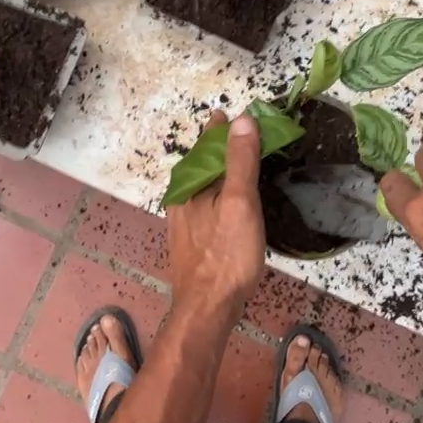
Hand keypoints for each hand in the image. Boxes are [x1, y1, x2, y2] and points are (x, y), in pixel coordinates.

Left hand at [165, 110, 265, 319]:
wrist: (207, 307)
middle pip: (201, 164)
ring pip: (201, 186)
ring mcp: (183, 220)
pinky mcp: (189, 240)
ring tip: (236, 164)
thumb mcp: (240, 202)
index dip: (221, 129)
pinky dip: (216, 193)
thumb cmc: (227, 254)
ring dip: (217, 172)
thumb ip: (240, 161)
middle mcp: (181, 198)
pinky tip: (226, 203)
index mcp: (190, 184)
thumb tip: (241, 119)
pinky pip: (202, 204)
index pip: (206, 145)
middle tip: (240, 135)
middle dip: (218, 148)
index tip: (235, 114)